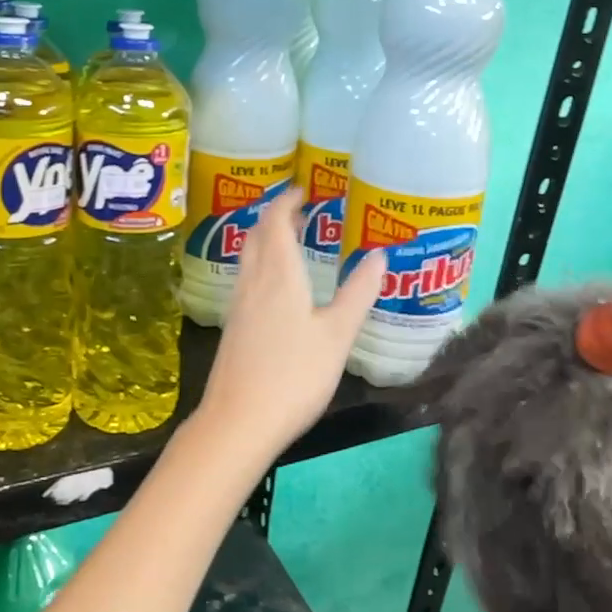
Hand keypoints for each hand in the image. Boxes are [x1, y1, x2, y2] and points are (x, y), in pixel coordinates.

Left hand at [194, 187, 386, 460]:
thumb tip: (379, 253)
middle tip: (301, 214)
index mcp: (278, 275)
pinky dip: (262, 267)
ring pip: (248, 259)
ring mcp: (238, 306)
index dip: (286, 201)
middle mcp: (252, 282)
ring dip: (267, 242)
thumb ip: (358, 293)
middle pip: (256, 236)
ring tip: (292, 245)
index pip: (274, 222)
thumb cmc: (293, 375)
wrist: (238, 422)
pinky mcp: (232, 328)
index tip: (303, 190)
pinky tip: (277, 289)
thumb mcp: (337, 335)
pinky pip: (246, 280)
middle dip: (275, 218)